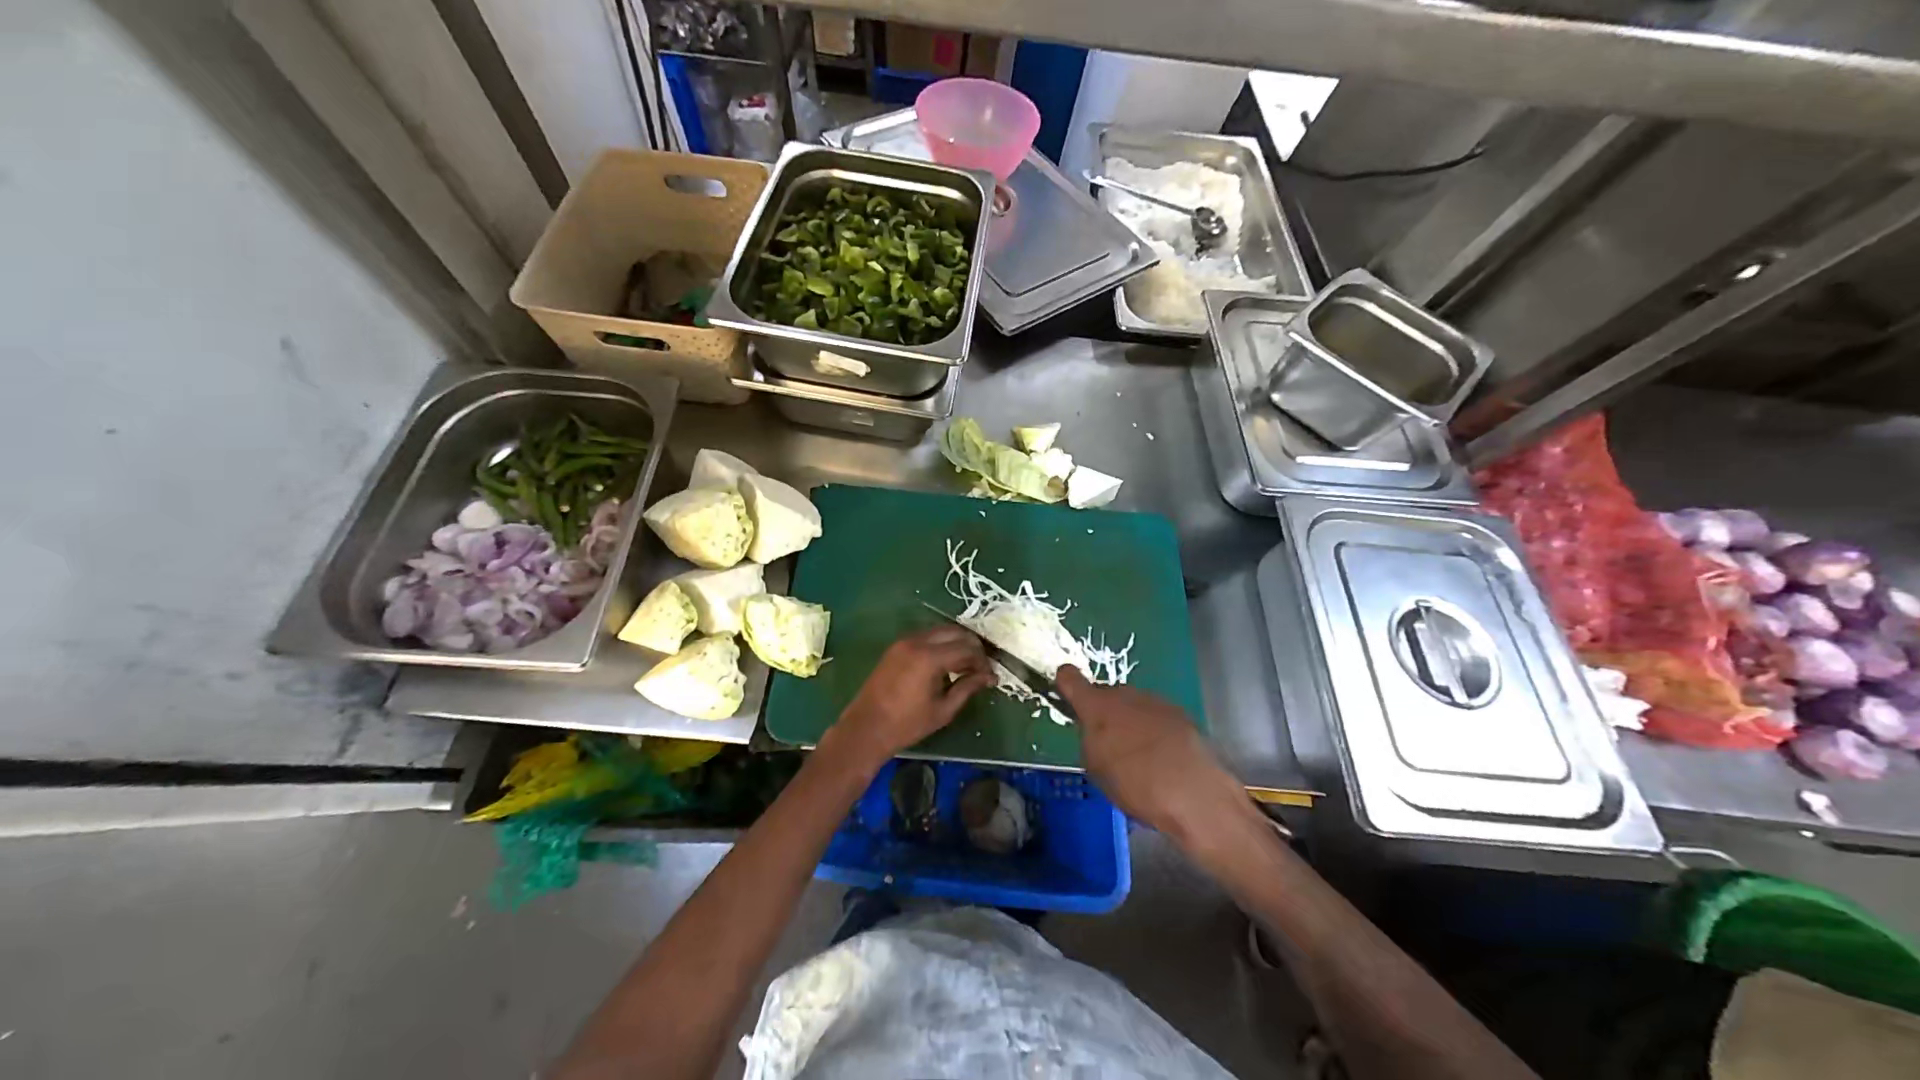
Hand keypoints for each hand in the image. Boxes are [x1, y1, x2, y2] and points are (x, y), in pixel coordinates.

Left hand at [826, 625, 994, 769]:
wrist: (867, 727)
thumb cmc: (907, 724)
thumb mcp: (943, 709)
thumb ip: (967, 688)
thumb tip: (988, 677)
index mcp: (930, 657)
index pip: (967, 648)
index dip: (983, 661)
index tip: (991, 677)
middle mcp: (917, 641)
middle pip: (955, 632)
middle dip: (972, 647)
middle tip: (981, 667)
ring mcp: (904, 641)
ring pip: (940, 631)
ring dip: (956, 643)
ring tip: (966, 665)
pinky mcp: (896, 647)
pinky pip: (926, 637)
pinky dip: (941, 644)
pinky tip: (946, 664)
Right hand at [1057, 667, 1255, 847]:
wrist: (1194, 794)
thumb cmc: (1135, 784)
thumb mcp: (1096, 769)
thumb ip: (1090, 741)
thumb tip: (1095, 732)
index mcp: (1096, 706)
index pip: (1071, 679)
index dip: (1065, 682)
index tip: (1063, 689)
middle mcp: (1125, 695)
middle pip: (1106, 695)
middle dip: (1104, 713)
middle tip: (1105, 742)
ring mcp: (1155, 702)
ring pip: (1133, 706)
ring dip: (1131, 722)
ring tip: (1137, 756)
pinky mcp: (1181, 715)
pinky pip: (1156, 718)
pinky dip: (1154, 731)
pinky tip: (1161, 758)